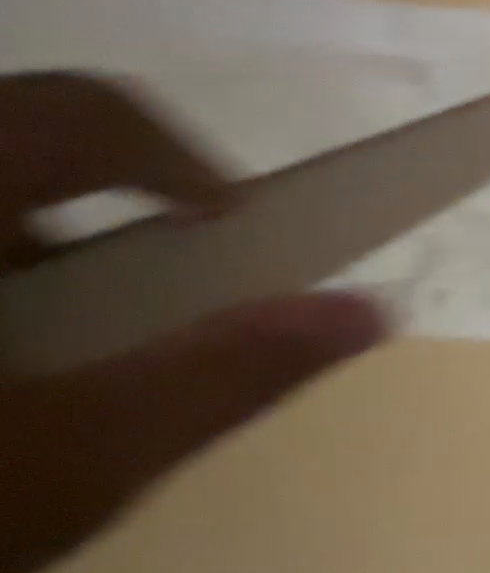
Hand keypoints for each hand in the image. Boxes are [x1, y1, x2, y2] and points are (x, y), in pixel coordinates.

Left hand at [0, 72, 384, 572]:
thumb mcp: (77, 455)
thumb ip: (230, 371)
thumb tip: (370, 308)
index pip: (91, 117)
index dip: (187, 167)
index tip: (236, 244)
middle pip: (11, 165)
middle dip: (83, 244)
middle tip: (107, 340)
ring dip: (13, 275)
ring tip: (15, 381)